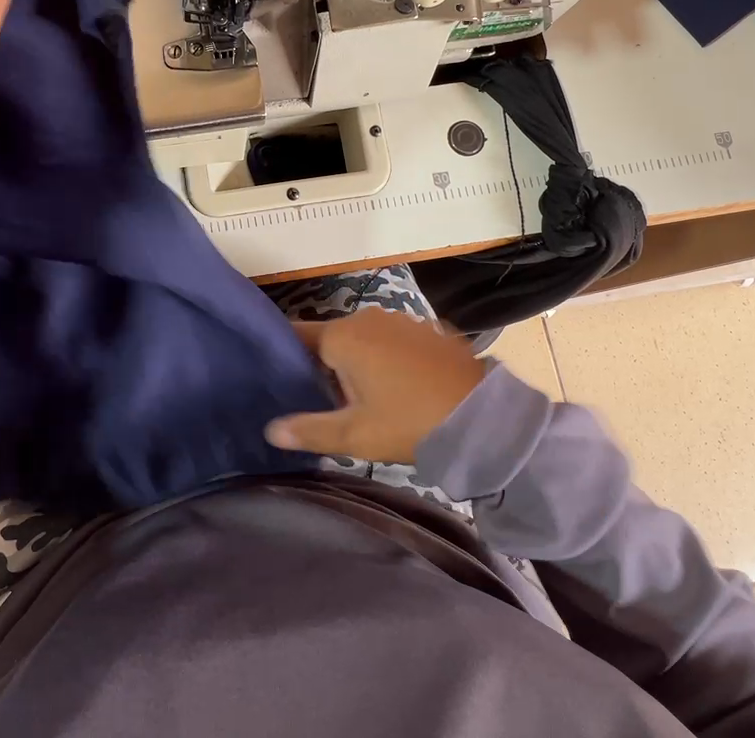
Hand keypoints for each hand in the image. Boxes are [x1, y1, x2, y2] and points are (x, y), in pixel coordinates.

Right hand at [265, 308, 486, 463]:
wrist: (484, 418)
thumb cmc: (409, 423)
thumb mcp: (355, 435)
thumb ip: (309, 430)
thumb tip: (270, 430)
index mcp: (343, 336)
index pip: (297, 335)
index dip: (283, 356)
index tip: (275, 379)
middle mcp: (369, 318)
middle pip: (330, 339)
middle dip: (322, 366)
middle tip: (317, 401)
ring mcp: (403, 321)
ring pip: (363, 340)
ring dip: (357, 363)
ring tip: (356, 399)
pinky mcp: (429, 331)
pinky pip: (393, 342)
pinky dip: (386, 360)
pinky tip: (395, 389)